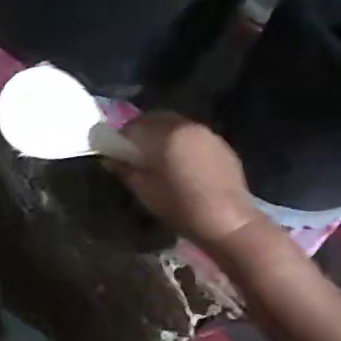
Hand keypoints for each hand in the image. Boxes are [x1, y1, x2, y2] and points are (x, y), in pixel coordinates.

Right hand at [108, 112, 262, 247]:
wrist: (228, 222)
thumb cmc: (182, 209)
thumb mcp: (146, 193)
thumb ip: (127, 171)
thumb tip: (112, 160)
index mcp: (166, 136)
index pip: (134, 126)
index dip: (121, 139)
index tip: (116, 154)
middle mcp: (186, 126)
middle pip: (155, 119)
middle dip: (141, 132)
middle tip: (134, 155)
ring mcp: (206, 132)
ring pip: (175, 125)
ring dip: (161, 136)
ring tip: (158, 160)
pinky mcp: (220, 143)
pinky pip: (192, 135)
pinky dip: (180, 142)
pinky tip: (180, 164)